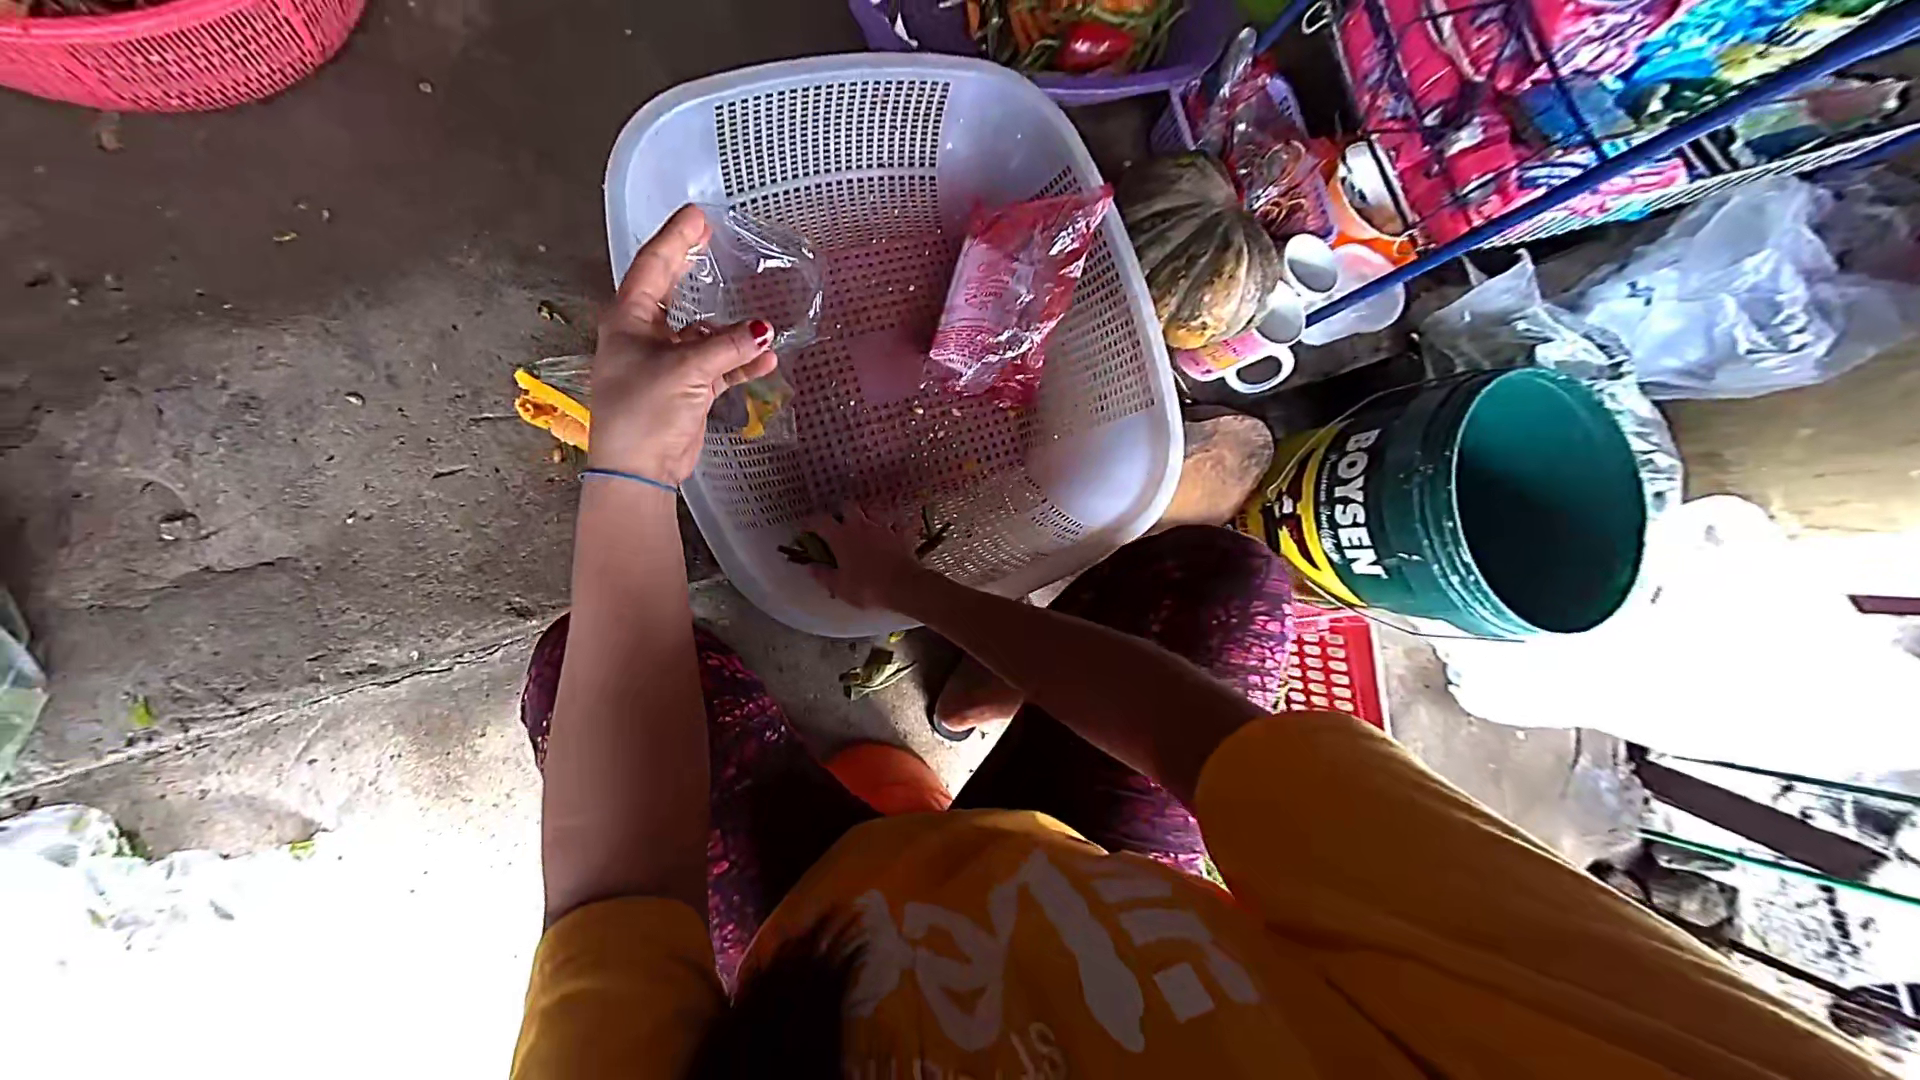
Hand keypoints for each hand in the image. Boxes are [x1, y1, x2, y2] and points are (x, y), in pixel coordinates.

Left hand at [588, 205, 777, 483]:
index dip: (676, 240)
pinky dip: (740, 365)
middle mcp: (647, 336)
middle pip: (678, 295)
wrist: (640, 468)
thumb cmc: (645, 411)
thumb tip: (766, 331)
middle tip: (717, 246)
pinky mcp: (687, 389)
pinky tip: (766, 363)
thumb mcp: (686, 371)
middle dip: (699, 273)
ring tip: (765, 329)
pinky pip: (719, 368)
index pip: (654, 267)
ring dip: (734, 334)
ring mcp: (668, 363)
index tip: (698, 217)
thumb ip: (728, 347)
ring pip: (705, 336)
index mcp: (630, 320)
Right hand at [811, 507, 938, 611]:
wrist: (903, 585)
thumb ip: (823, 575)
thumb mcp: (839, 587)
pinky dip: (891, 525)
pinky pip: (895, 524)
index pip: (820, 520)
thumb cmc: (866, 587)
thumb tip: (810, 567)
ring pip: (872, 510)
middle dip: (841, 511)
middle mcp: (860, 526)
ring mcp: (882, 527)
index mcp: (840, 536)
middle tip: (838, 523)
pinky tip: (890, 531)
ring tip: (864, 523)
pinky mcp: (900, 534)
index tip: (807, 529)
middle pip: (847, 506)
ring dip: (866, 514)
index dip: (811, 522)